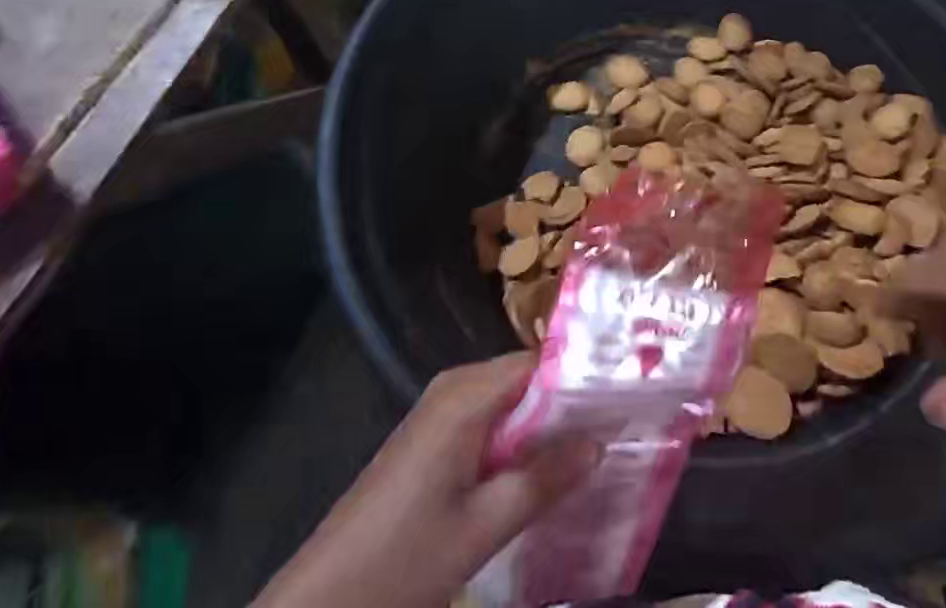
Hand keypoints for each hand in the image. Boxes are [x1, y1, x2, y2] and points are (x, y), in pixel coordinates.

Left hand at [252, 354, 596, 607]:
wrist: (320, 604)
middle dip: (570, 401)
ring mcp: (441, 413)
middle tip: (621, 424)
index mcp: (466, 397)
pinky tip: (547, 469)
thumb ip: (545, 478)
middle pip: (528, 378)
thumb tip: (600, 442)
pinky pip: (492, 422)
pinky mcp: (433, 439)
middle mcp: (454, 390)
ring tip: (597, 445)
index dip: (582, 375)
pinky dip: (522, 439)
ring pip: (513, 402)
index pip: (539, 361)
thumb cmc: (402, 560)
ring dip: (549, 424)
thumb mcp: (483, 526)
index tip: (625, 393)